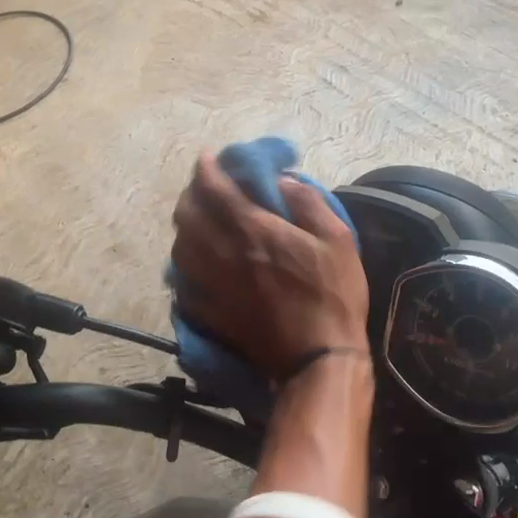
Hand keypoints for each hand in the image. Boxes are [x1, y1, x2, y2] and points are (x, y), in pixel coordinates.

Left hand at [171, 152, 369, 380]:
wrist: (318, 360)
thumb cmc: (334, 296)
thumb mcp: (337, 239)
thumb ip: (307, 202)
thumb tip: (281, 180)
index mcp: (254, 230)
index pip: (215, 189)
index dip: (206, 169)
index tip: (207, 158)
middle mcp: (224, 252)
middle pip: (187, 215)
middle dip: (190, 194)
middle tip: (203, 188)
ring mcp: (213, 284)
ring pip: (180, 246)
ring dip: (184, 227)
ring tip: (197, 221)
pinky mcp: (211, 311)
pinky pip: (183, 281)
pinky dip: (184, 264)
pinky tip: (194, 261)